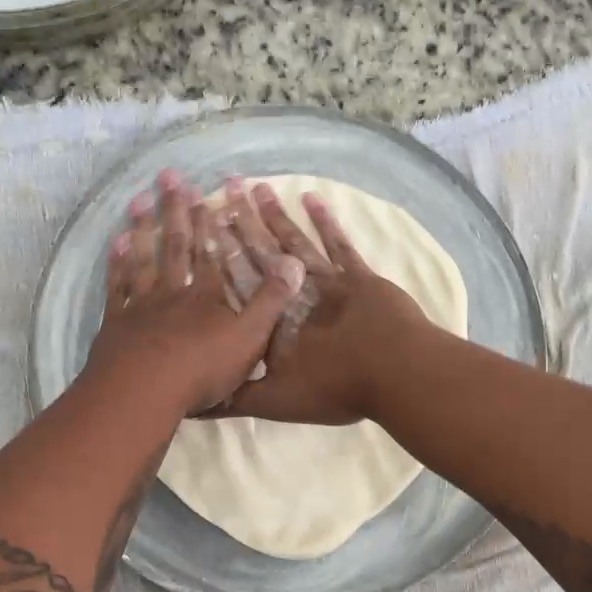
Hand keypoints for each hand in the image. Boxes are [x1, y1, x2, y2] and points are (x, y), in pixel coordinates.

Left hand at [82, 170, 306, 414]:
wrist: (142, 391)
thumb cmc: (201, 369)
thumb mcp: (249, 338)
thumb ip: (271, 301)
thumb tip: (295, 261)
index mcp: (206, 296)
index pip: (210, 253)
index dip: (208, 223)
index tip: (204, 193)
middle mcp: (173, 292)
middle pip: (174, 245)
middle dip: (174, 210)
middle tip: (169, 177)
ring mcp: (141, 306)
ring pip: (142, 259)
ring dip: (141, 229)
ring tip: (138, 200)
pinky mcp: (116, 324)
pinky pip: (116, 287)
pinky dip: (116, 265)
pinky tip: (115, 245)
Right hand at [209, 178, 435, 424]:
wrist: (398, 372)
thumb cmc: (337, 387)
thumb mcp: (278, 402)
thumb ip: (236, 399)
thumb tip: (192, 403)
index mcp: (270, 322)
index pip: (236, 284)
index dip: (218, 258)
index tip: (201, 230)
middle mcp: (294, 293)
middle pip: (262, 254)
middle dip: (241, 224)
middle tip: (222, 192)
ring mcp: (328, 280)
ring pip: (295, 242)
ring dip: (274, 215)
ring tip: (255, 188)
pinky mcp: (360, 276)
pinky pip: (338, 243)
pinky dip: (325, 220)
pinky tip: (311, 198)